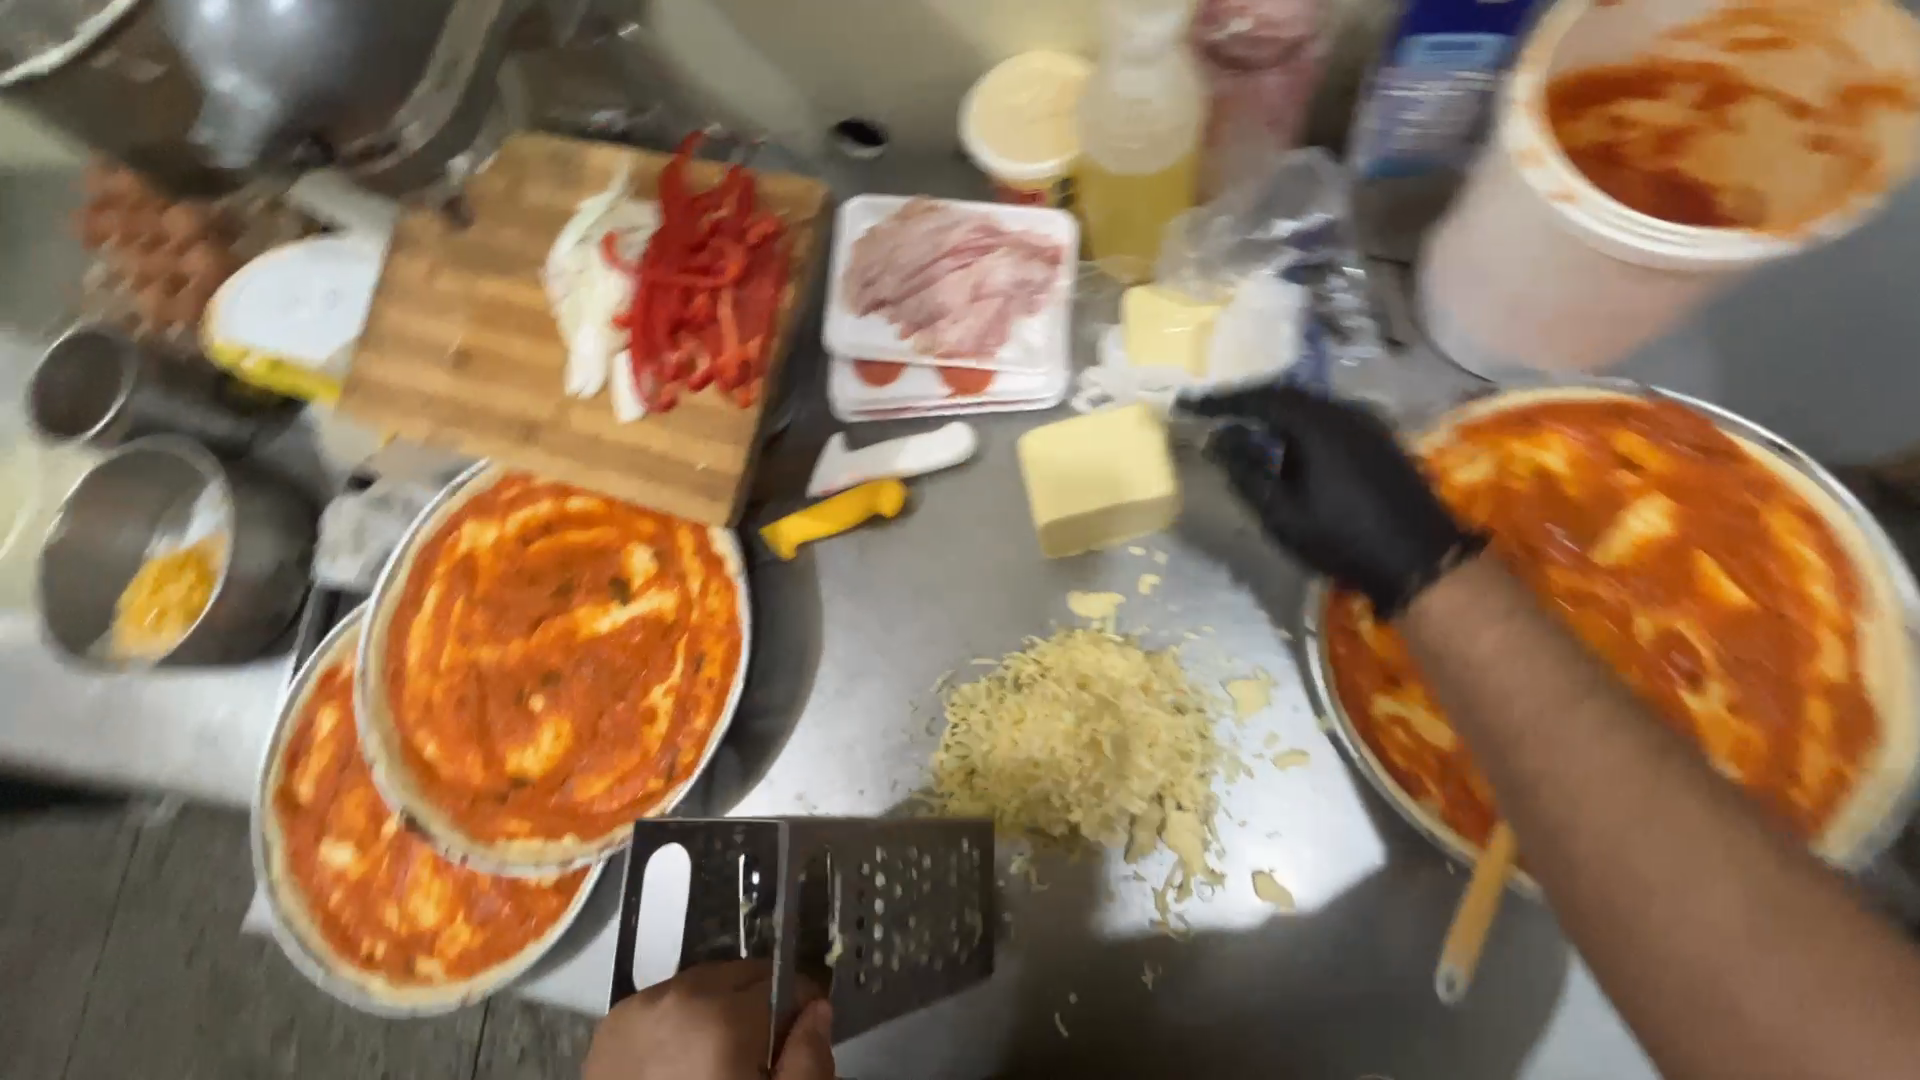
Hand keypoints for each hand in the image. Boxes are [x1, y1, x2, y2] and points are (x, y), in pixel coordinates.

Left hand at [583, 960, 833, 1079]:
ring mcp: (642, 1005)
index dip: (800, 1009)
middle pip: (743, 976)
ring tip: (718, 1059)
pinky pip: (666, 1000)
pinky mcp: (614, 1022)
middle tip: (759, 1055)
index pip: (784, 981)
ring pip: (704, 984)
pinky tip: (681, 1060)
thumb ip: (808, 1060)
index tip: (799, 1037)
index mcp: (726, 1017)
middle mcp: (682, 995)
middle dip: (759, 1006)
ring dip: (720, 1008)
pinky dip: (682, 1019)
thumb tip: (817, 1010)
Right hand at [1184, 385, 1483, 618]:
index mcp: (1317, 425)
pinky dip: (1297, 423)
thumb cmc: (1341, 539)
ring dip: (1272, 412)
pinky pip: (1327, 417)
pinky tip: (1285, 443)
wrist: (1418, 560)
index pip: (1259, 398)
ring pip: (1308, 404)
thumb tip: (1217, 439)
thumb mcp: (1281, 513)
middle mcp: (1343, 412)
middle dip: (1246, 401)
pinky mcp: (1378, 438)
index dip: (1220, 401)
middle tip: (1213, 411)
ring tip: (1243, 426)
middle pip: (1285, 394)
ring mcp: (1366, 423)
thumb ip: (1245, 472)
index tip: (1188, 404)